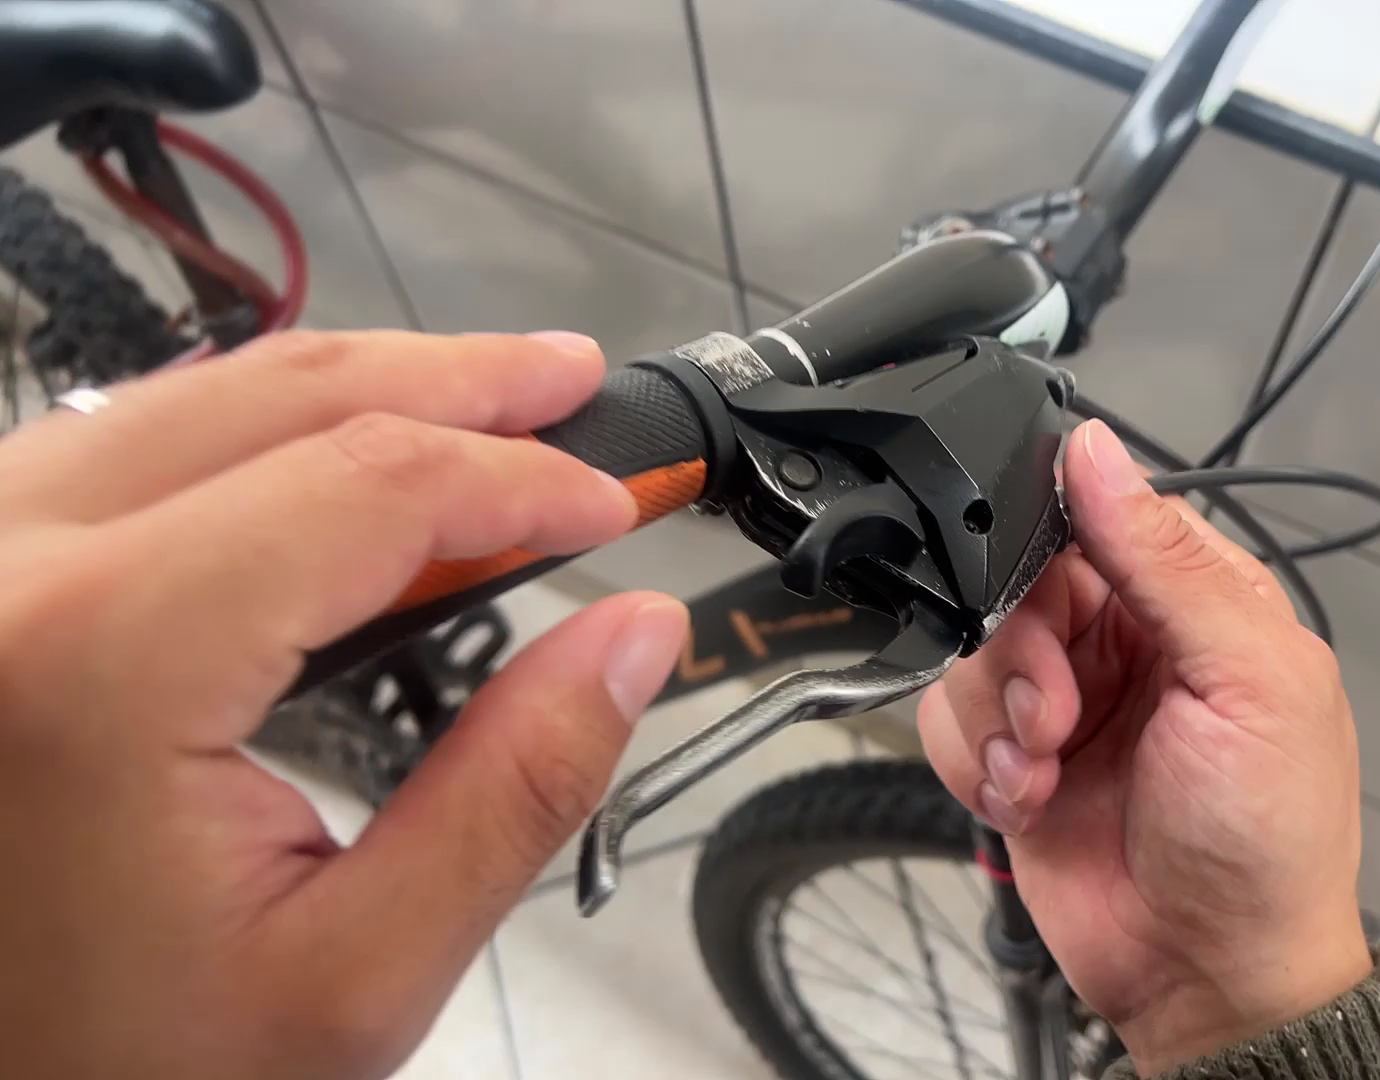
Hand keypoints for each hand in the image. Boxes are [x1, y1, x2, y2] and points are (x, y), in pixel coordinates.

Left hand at [0, 331, 688, 1078]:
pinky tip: (373, 446)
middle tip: (575, 374)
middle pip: (286, 395)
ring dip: (386, 383)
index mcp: (84, 666)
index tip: (623, 504)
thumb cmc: (131, 1070)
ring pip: (209, 393)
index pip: (373, 490)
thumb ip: (524, 783)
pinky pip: (151, 437)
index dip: (529, 478)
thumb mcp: (366, 966)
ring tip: (501, 394)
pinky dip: (294, 421)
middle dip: (466, 377)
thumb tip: (646, 629)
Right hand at [919, 420, 1371, 1074]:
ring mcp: (1057, 695)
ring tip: (1047, 770)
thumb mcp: (1244, 681)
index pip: (1092, 517)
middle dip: (1023, 653)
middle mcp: (1114, 636)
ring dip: (998, 717)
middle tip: (1056, 714)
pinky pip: (947, 720)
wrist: (1207, 975)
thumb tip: (1095, 451)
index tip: (1051, 600)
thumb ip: (1167, 562)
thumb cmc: (1262, 833)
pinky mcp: (1009, 751)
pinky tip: (1028, 799)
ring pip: (971, 649)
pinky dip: (976, 761)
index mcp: (1184, 598)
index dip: (1051, 543)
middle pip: (1015, 582)